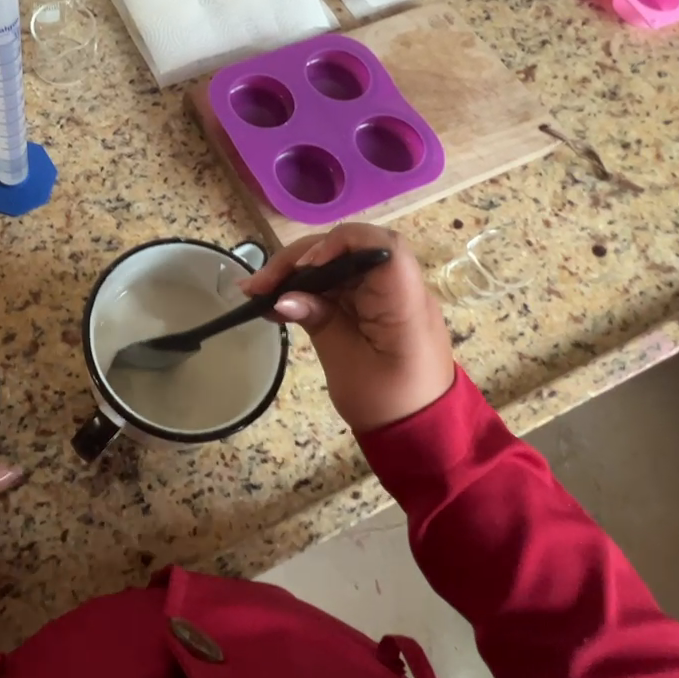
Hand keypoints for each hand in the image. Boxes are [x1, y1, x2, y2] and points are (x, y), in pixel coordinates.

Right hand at [241, 224, 454, 432]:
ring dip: (295, 273)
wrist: (420, 433)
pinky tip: (276, 302)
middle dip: (299, 259)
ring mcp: (384, 295)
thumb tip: (283, 297)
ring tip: (258, 292)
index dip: (338, 244)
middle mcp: (398, 288)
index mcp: (403, 302)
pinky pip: (337, 284)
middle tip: (259, 285)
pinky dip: (306, 288)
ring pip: (335, 263)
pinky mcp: (371, 305)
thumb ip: (319, 320)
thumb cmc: (388, 404)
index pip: (379, 245)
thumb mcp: (346, 363)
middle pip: (347, 249)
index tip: (303, 269)